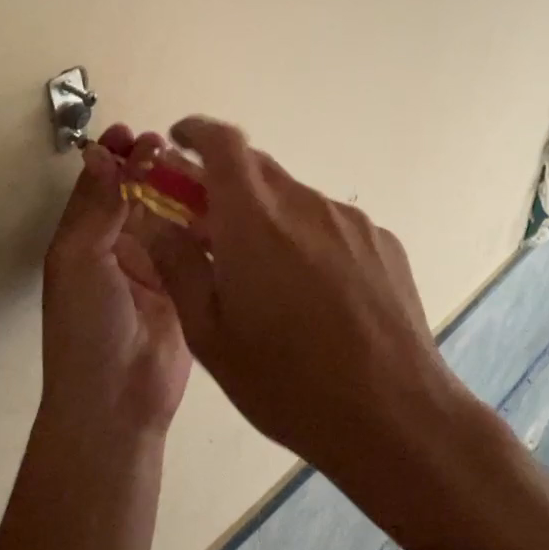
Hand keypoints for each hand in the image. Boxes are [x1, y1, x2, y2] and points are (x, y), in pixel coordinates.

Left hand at [39, 125, 192, 439]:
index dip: (111, 158)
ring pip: (165, 217)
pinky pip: (191, 246)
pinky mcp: (184, 288)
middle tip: (167, 142)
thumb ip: (96, 208)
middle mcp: (116, 250)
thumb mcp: (81, 260)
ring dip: (176, 190)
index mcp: (82, 241)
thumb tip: (98, 155)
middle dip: (146, 168)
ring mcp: (152, 269)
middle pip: (133, 196)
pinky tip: (217, 200)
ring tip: (195, 164)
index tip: (129, 133)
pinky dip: (201, 222)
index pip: (97, 187)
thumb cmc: (87, 327)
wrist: (118, 399)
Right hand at [131, 116, 462, 471]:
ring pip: (294, 200)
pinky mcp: (384, 243)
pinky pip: (331, 225)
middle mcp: (304, 204)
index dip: (196, 132)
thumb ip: (177, 265)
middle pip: (257, 169)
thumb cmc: (286, 382)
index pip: (223, 143)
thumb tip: (152, 220)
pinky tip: (315, 296)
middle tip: (207, 227)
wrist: (395, 417)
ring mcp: (351, 222)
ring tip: (265, 279)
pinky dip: (308, 240)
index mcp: (254, 220)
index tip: (178, 143)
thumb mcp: (209, 333)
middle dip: (224, 185)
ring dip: (268, 218)